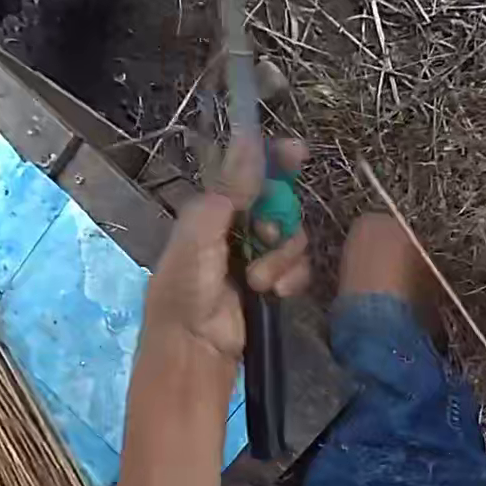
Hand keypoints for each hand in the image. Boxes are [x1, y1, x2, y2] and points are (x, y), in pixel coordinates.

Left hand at [143, 137, 311, 364]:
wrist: (195, 346)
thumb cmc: (186, 289)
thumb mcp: (200, 234)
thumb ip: (228, 190)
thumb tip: (249, 139)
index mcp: (214, 211)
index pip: (248, 173)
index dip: (272, 159)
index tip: (297, 152)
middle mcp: (239, 229)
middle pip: (280, 205)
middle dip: (279, 221)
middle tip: (264, 237)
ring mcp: (259, 258)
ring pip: (293, 239)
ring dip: (281, 259)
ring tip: (258, 281)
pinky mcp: (275, 284)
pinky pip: (299, 268)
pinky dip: (291, 279)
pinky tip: (274, 292)